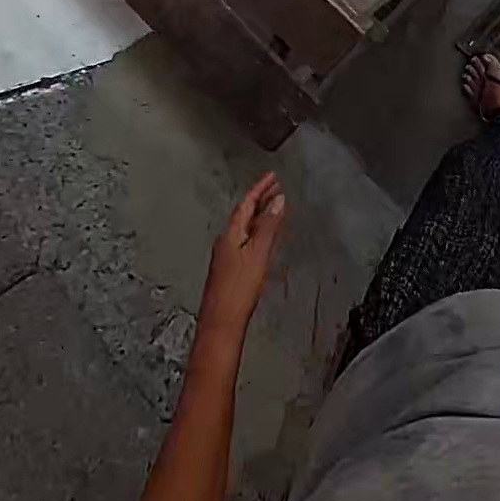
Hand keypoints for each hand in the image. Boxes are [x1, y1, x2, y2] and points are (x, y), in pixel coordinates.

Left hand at [197, 172, 287, 342]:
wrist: (222, 323)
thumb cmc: (237, 291)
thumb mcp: (258, 253)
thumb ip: (268, 226)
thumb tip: (277, 202)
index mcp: (230, 234)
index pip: (247, 202)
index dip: (260, 187)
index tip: (271, 176)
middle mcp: (226, 241)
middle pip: (244, 213)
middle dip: (260, 199)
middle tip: (274, 187)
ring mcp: (226, 255)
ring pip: (245, 227)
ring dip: (259, 215)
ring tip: (273, 207)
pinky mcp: (230, 269)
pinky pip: (245, 240)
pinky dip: (257, 232)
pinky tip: (263, 239)